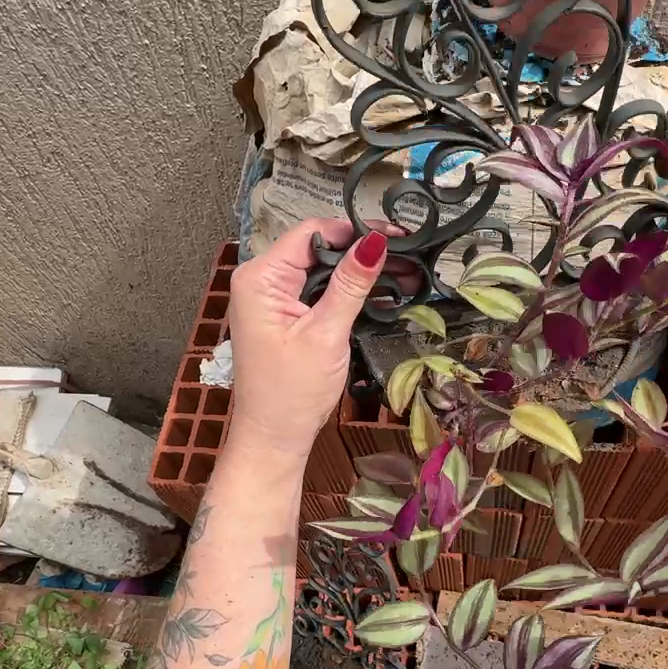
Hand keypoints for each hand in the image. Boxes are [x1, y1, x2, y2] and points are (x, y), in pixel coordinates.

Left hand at [226, 218, 387, 461]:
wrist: (274, 437)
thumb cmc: (291, 392)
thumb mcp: (326, 333)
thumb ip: (350, 284)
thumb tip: (375, 242)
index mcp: (260, 278)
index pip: (311, 233)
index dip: (353, 231)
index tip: (394, 236)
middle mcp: (260, 280)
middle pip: (317, 248)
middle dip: (361, 251)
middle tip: (407, 256)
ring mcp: (271, 298)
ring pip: (321, 269)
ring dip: (357, 272)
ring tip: (402, 274)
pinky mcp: (284, 315)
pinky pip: (317, 290)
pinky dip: (345, 291)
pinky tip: (377, 293)